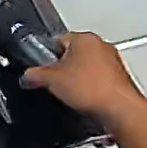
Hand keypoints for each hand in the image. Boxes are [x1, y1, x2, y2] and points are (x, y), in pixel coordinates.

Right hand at [21, 33, 146, 125]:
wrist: (119, 109)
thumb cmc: (93, 88)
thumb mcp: (51, 80)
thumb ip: (34, 75)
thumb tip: (28, 76)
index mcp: (84, 38)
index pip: (56, 40)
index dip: (45, 56)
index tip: (40, 69)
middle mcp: (100, 46)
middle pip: (71, 55)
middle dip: (62, 70)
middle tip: (55, 84)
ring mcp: (111, 62)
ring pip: (86, 69)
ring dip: (77, 80)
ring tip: (71, 95)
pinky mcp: (118, 79)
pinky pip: (98, 81)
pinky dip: (90, 89)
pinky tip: (85, 100)